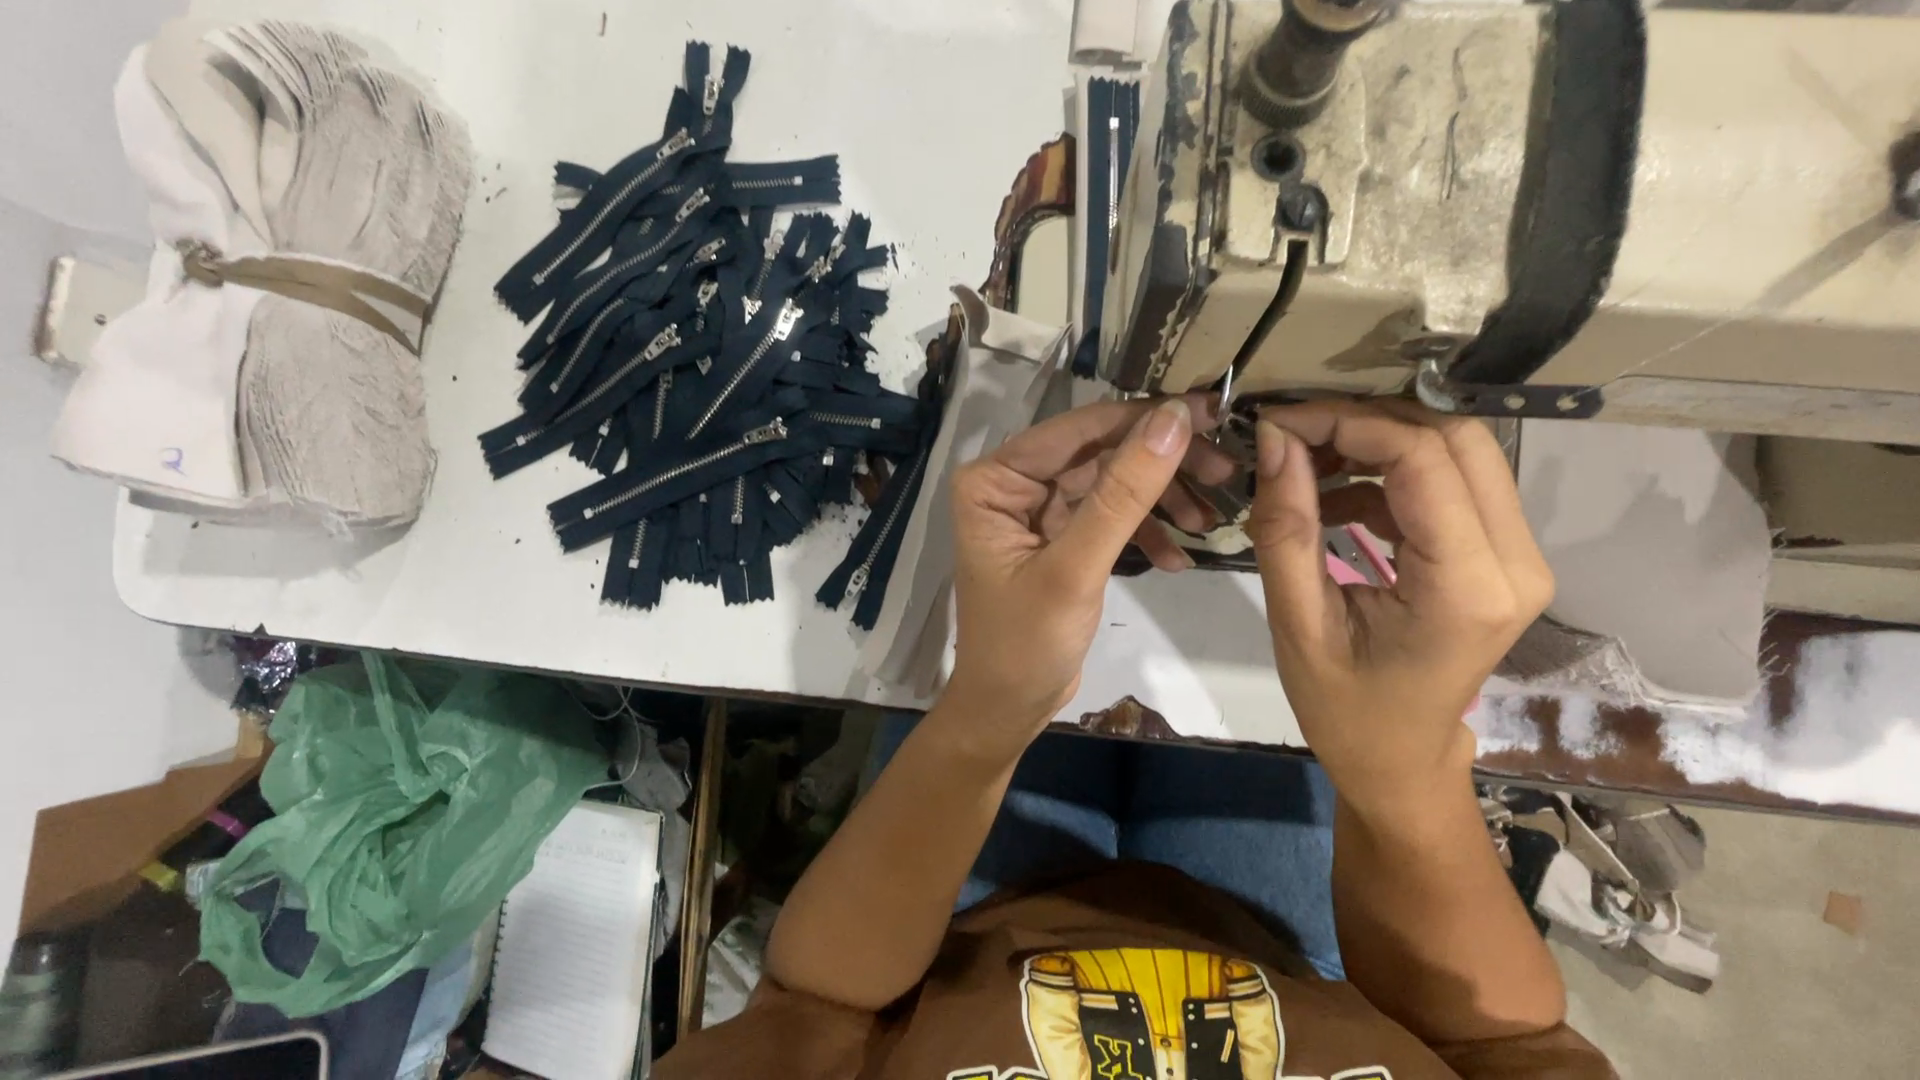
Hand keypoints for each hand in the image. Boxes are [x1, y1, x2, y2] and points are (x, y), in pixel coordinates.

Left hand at [944, 395, 1230, 752]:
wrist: (1009, 707)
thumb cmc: (1025, 643)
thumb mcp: (1075, 568)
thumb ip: (1123, 495)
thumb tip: (1173, 420)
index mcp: (995, 480)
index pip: (1080, 429)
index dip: (1146, 419)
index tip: (1212, 414)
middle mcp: (1013, 484)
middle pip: (1101, 452)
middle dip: (1162, 464)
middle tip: (1226, 469)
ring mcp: (1038, 511)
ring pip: (1113, 482)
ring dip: (1161, 500)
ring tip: (1209, 522)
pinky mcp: (1062, 538)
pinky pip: (1111, 517)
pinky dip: (1146, 532)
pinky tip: (1177, 559)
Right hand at [1248, 401, 1552, 816]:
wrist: (1399, 760)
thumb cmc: (1344, 708)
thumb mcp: (1297, 622)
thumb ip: (1287, 527)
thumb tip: (1274, 440)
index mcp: (1468, 587)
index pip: (1422, 459)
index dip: (1347, 424)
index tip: (1277, 423)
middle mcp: (1516, 561)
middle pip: (1456, 438)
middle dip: (1366, 420)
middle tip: (1292, 433)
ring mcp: (1519, 557)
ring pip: (1458, 451)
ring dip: (1378, 441)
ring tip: (1305, 463)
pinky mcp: (1502, 555)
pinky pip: (1451, 482)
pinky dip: (1388, 472)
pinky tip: (1334, 496)